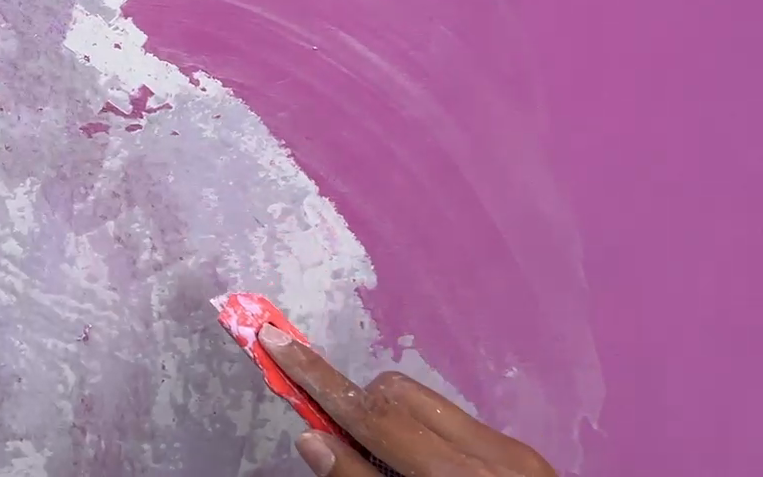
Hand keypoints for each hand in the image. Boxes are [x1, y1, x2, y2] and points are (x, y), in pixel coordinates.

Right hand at [260, 325, 555, 476]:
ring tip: (394, 463)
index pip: (369, 413)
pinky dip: (426, 436)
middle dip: (361, 404)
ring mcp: (518, 453)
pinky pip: (454, 421)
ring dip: (392, 418)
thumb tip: (311, 438)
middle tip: (349, 443)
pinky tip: (431, 472)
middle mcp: (493, 454)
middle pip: (395, 392)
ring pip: (422, 400)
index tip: (271, 337)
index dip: (315, 376)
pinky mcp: (529, 457)